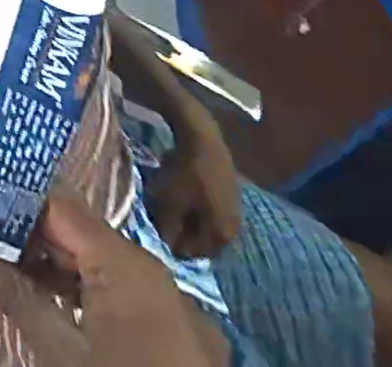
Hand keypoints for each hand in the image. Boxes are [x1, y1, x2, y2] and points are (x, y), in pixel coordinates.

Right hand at [18, 194, 228, 366]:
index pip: (58, 207)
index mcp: (126, 264)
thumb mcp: (59, 355)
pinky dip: (87, 293)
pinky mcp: (183, 339)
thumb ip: (13, 296)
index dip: (13, 206)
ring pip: (102, 265)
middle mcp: (154, 273)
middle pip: (79, 233)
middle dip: (29, 238)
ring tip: (7, 275)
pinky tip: (56, 309)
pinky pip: (125, 295)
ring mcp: (175, 307)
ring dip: (55, 267)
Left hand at [144, 118, 242, 258]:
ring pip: (207, 223)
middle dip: (183, 233)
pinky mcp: (230, 193)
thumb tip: (168, 243)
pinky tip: (181, 195)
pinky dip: (194, 206)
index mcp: (222, 234)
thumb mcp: (170, 202)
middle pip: (204, 239)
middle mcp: (235, 227)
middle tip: (161, 221)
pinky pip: (209, 208)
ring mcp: (235, 210)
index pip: (196, 252)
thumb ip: (169, 227)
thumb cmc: (185, 174)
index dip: (175, 245)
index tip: (157, 234)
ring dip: (188, 219)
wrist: (202, 140)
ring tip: (167, 207)